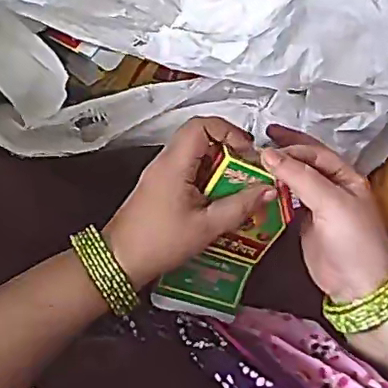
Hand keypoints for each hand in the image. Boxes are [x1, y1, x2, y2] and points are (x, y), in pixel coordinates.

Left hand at [104, 117, 275, 286]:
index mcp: (174, 164)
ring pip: (197, 156)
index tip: (247, 153)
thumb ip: (240, 205)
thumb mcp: (207, 226)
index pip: (202, 125)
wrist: (120, 262)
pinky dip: (208, 181)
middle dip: (230, 152)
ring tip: (237, 191)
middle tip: (247, 173)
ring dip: (220, 169)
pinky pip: (189, 173)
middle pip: (202, 138)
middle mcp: (165, 163)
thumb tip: (267, 190)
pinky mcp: (161, 188)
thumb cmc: (157, 243)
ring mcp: (161, 175)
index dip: (230, 132)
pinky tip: (219, 204)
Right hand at [259, 125, 387, 302]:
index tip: (265, 146)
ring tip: (255, 163)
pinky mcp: (306, 224)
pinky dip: (275, 192)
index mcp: (346, 176)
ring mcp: (319, 206)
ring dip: (277, 171)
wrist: (358, 285)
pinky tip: (261, 188)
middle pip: (305, 162)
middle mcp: (333, 187)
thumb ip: (300, 176)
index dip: (291, 147)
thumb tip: (269, 154)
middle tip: (258, 139)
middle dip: (284, 150)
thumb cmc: (354, 241)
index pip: (314, 152)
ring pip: (295, 180)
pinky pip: (288, 201)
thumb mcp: (331, 202)